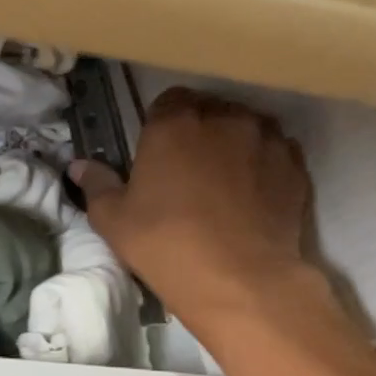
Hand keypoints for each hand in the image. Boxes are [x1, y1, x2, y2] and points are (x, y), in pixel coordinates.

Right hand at [70, 87, 322, 333]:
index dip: (159, 120)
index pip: (168, 99)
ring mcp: (267, 140)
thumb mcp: (111, 217)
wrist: (237, 275)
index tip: (152, 146)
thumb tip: (80, 166)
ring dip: (231, 141)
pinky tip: (246, 191)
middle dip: (197, 127)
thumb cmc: (162, 240)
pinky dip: (259, 162)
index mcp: (174, 124)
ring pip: (246, 126)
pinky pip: (273, 151)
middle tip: (182, 163)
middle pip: (210, 108)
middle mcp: (225, 120)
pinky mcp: (295, 166)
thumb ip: (97, 184)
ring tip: (219, 175)